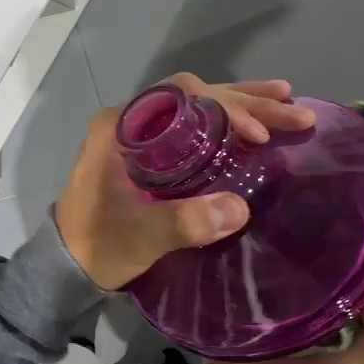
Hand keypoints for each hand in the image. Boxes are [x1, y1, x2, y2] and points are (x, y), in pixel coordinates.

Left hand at [55, 74, 313, 292]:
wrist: (67, 268)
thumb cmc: (98, 246)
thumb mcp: (141, 237)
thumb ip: (183, 223)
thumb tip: (240, 207)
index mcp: (118, 127)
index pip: (178, 95)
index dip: (224, 106)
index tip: (256, 133)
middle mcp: (128, 122)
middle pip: (195, 99)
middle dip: (247, 104)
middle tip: (296, 114)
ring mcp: (139, 137)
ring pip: (198, 111)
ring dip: (244, 108)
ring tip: (291, 103)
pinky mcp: (150, 157)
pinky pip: (193, 131)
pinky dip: (228, 127)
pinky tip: (260, 130)